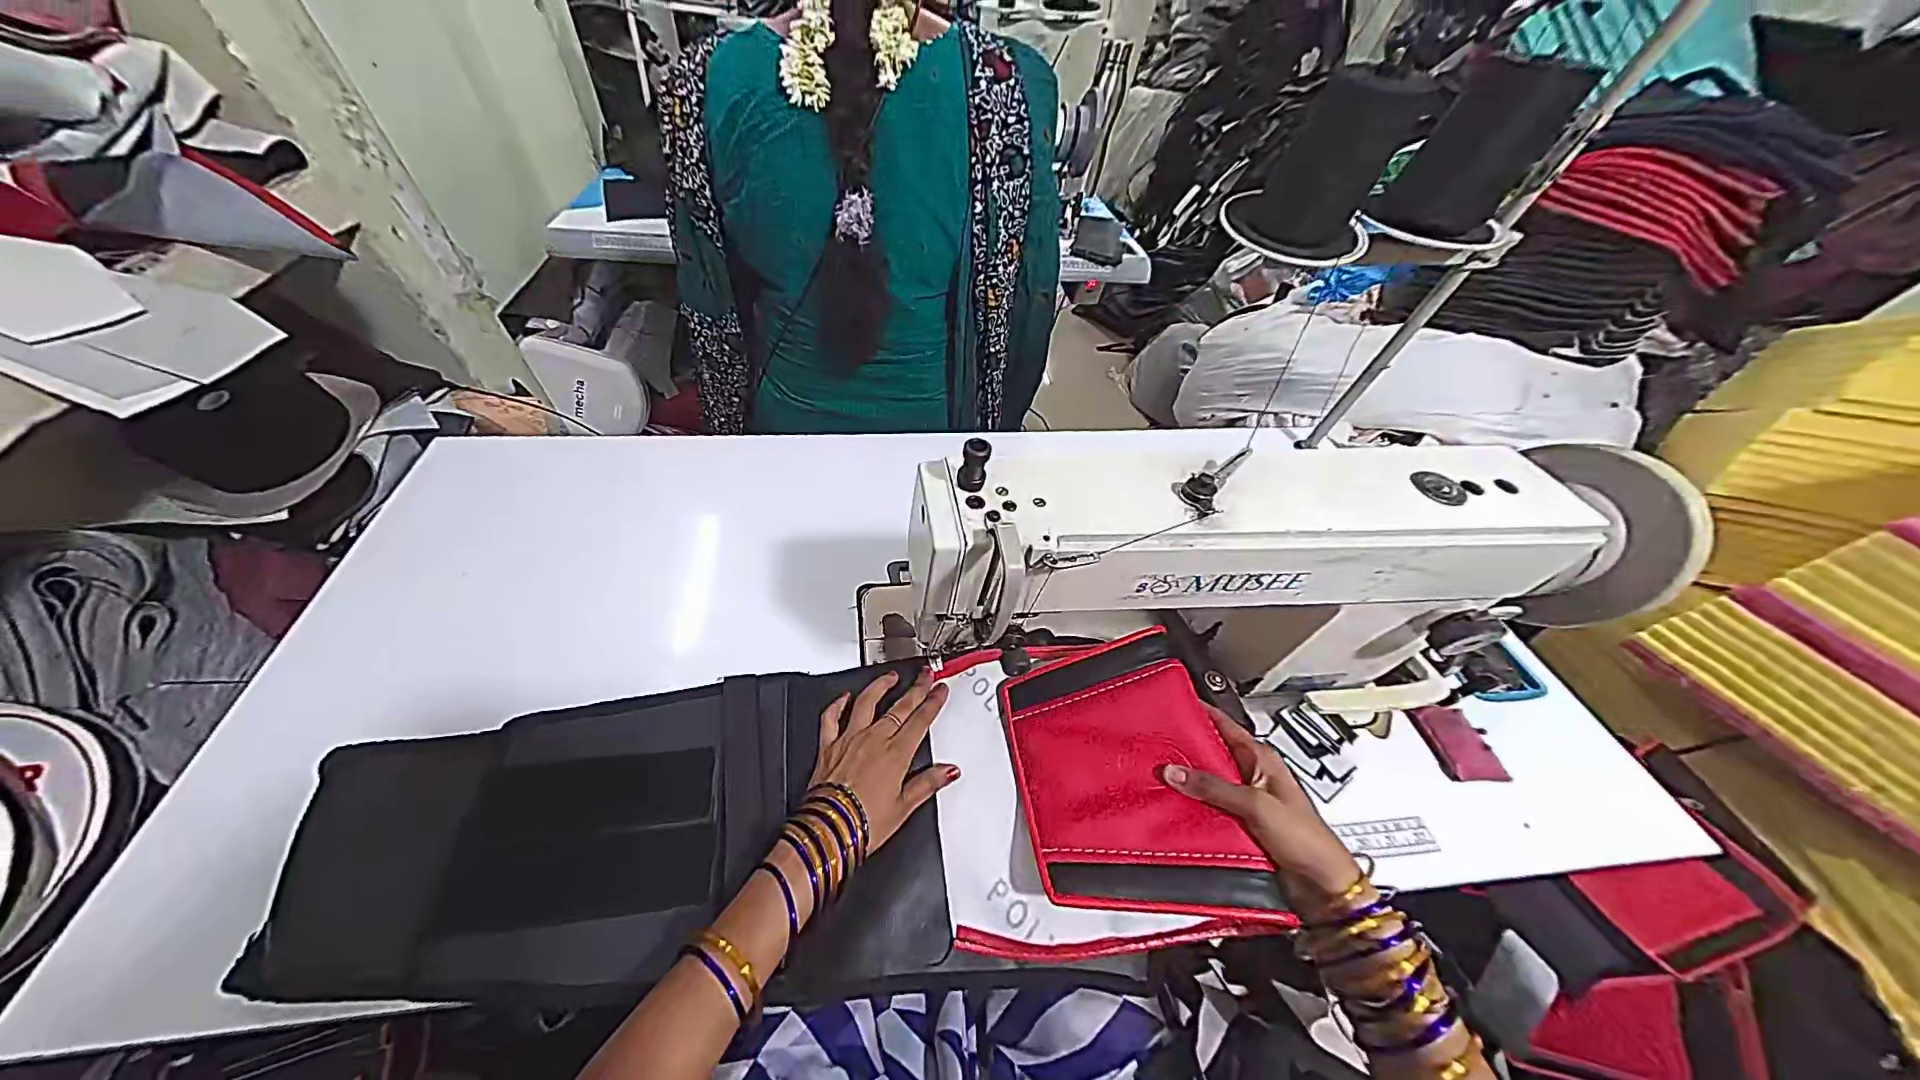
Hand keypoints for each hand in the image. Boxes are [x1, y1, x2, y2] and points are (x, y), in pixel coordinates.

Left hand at [809, 668, 958, 852]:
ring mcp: (849, 740)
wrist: (828, 830)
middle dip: (916, 688)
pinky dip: (838, 704)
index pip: (920, 719)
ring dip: (880, 686)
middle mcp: (873, 740)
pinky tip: (844, 697)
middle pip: (899, 706)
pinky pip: (832, 717)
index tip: (940, 690)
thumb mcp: (904, 807)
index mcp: (895, 754)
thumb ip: (927, 783)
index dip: (932, 702)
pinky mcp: (828, 746)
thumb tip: (948, 771)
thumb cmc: (863, 823)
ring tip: (889, 677)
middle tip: (925, 676)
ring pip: (867, 702)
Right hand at [1160, 705, 1362, 907]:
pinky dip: (1193, 806)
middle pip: (1210, 752)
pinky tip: (1176, 806)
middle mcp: (1251, 774)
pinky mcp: (1239, 821)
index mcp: (1261, 758)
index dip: (1200, 712)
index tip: (1175, 705)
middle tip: (1158, 746)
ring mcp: (1245, 798)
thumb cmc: (1307, 840)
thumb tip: (1175, 771)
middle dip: (1185, 750)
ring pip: (1206, 781)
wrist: (1322, 886)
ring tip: (1162, 777)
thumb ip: (1213, 786)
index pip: (1224, 724)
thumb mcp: (1256, 805)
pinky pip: (1208, 806)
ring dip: (1187, 782)